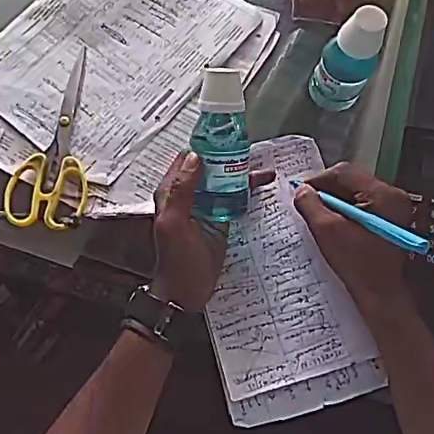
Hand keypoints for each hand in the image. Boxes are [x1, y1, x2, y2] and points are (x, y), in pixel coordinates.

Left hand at [150, 152, 272, 309]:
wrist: (186, 294)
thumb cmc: (176, 261)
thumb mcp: (176, 224)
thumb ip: (182, 191)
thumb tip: (195, 157)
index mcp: (171, 192)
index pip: (188, 159)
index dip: (206, 147)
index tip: (227, 139)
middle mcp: (188, 195)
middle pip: (210, 167)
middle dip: (229, 158)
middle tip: (250, 153)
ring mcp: (205, 207)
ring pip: (224, 181)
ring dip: (241, 173)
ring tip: (262, 170)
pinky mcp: (220, 219)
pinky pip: (234, 199)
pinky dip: (247, 191)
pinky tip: (261, 187)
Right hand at [292, 162, 414, 307]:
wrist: (382, 297)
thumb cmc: (359, 267)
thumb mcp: (328, 231)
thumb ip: (312, 205)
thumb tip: (302, 190)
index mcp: (383, 195)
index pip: (344, 173)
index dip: (318, 180)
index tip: (300, 192)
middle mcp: (393, 197)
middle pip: (351, 181)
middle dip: (326, 190)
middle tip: (306, 203)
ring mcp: (394, 209)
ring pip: (355, 193)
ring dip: (335, 201)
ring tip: (318, 216)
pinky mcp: (389, 222)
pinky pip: (363, 206)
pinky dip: (345, 211)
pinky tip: (334, 225)